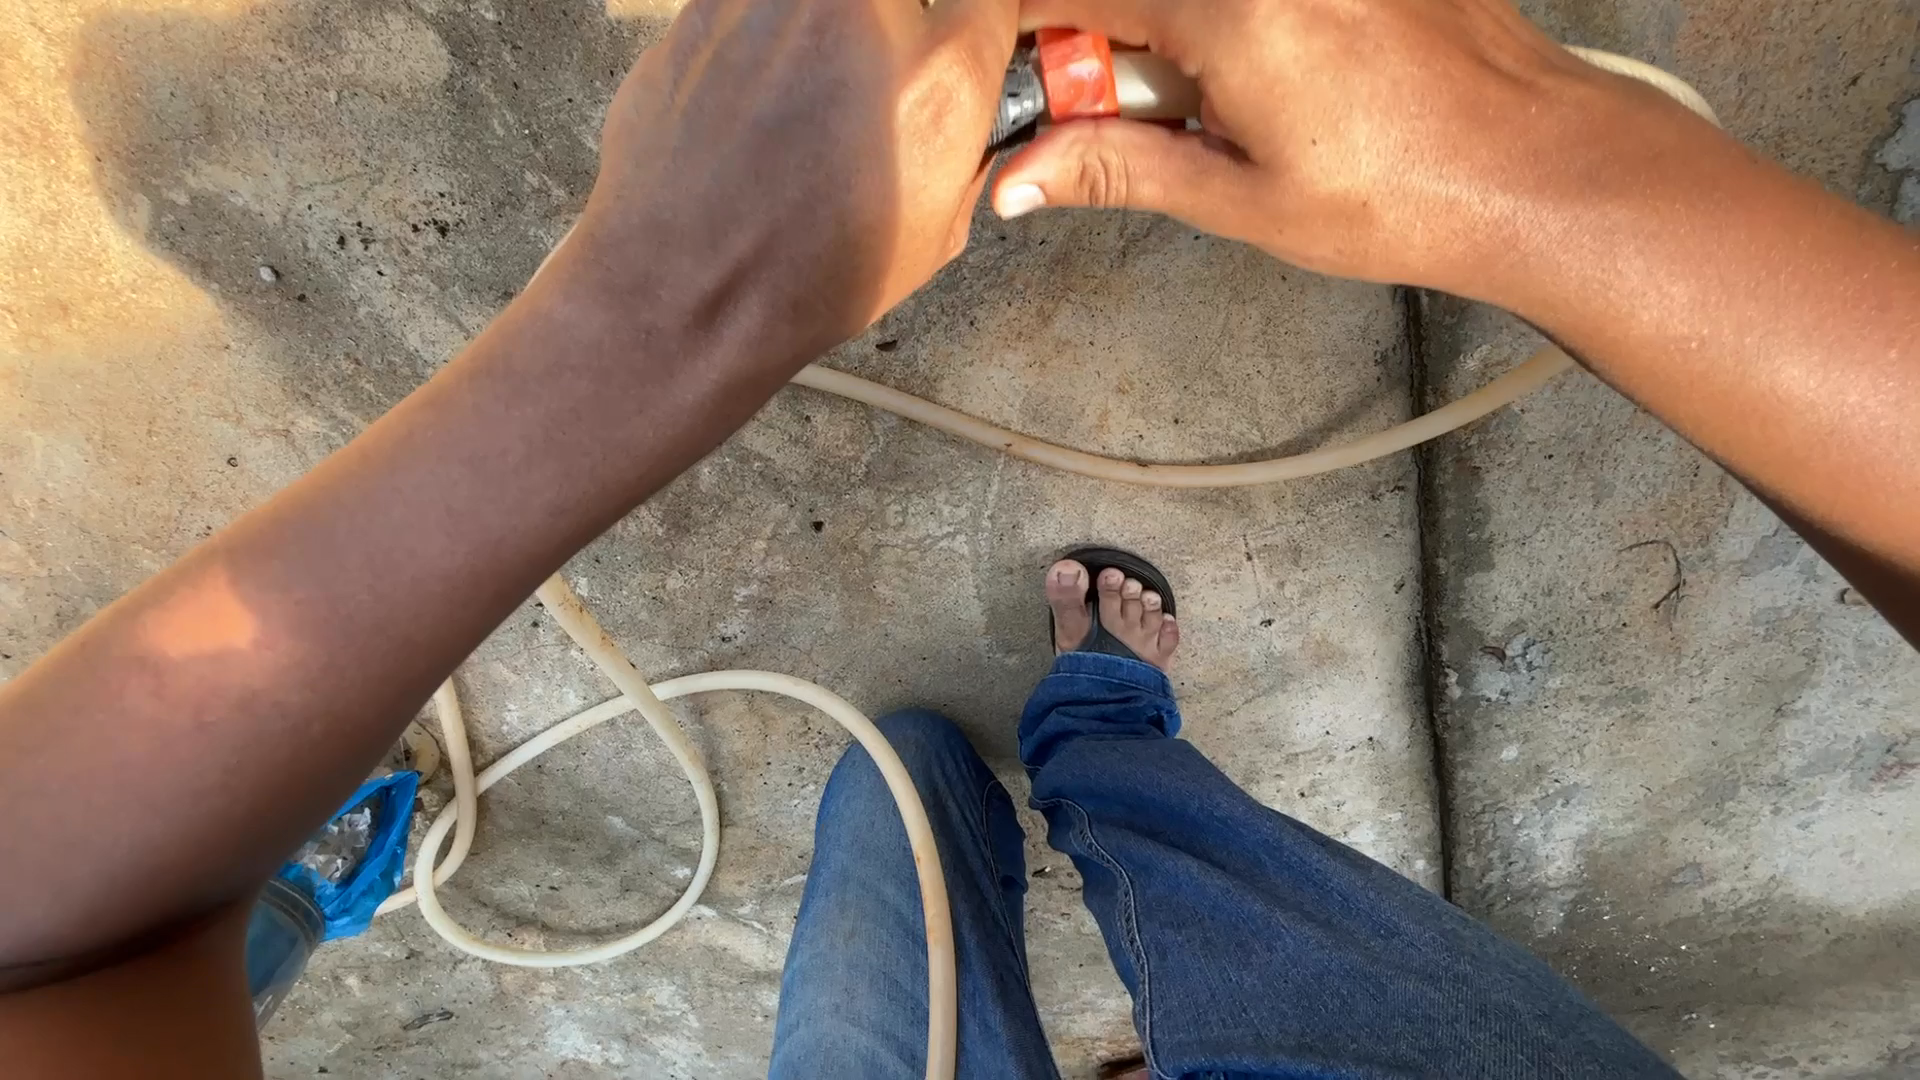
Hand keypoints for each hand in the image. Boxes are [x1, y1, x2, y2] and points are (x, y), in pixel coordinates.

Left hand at [549, 0, 1016, 361]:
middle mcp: (862, 11)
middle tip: (871, 95)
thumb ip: (964, 154)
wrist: (687, 289)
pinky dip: (769, 47)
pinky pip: (763, 8)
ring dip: (828, 41)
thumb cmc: (806, 283)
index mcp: (935, 80)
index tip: (961, 46)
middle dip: (898, 34)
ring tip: (802, 113)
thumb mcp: (932, 238)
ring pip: (829, 5)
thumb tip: (966, 116)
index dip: (977, 26)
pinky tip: (757, 111)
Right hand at [991, 0, 1712, 297]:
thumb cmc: (1388, 199)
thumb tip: (1016, 180)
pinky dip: (1216, 26)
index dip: (1028, 24)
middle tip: (1118, 102)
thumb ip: (1116, 169)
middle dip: (1103, 32)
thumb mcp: (1235, 198)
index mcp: (1237, 11)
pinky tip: (1253, 70)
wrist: (1531, 167)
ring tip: (1205, 96)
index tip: (1019, 72)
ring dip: (1164, 34)